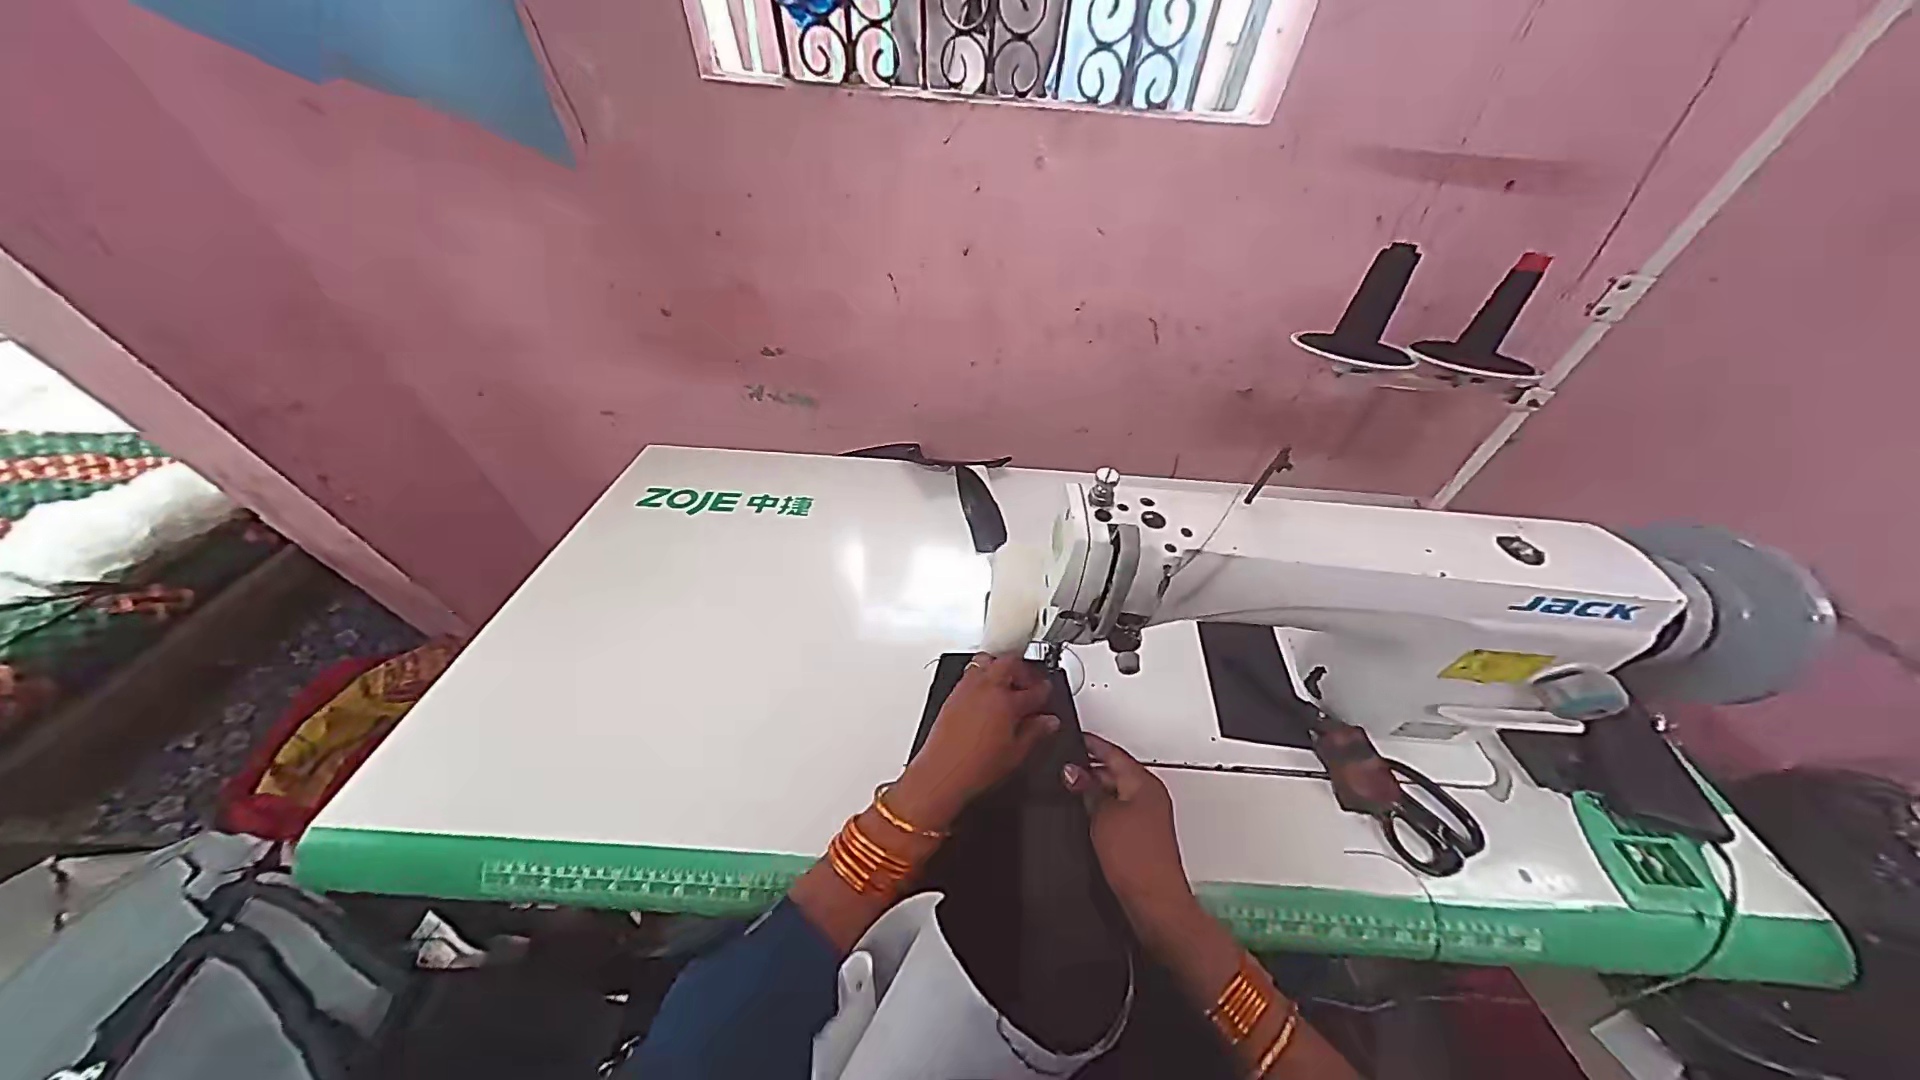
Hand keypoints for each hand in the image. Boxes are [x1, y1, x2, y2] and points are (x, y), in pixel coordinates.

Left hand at [888, 654, 1059, 829]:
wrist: (942, 772)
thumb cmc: (974, 766)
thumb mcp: (1016, 753)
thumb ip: (1035, 732)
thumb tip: (1048, 722)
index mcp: (1007, 703)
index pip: (1033, 690)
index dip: (1044, 690)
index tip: (1046, 692)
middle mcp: (987, 689)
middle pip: (1010, 664)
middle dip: (1023, 669)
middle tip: (1029, 681)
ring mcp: (968, 689)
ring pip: (987, 662)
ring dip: (1000, 667)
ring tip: (1008, 681)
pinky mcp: (953, 694)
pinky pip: (971, 673)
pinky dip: (982, 675)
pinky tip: (986, 691)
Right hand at [1062, 734, 1197, 936]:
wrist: (1154, 902)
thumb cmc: (1137, 861)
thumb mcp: (1102, 816)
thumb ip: (1087, 789)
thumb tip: (1073, 773)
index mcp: (1144, 784)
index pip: (1114, 753)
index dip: (1092, 745)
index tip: (1077, 738)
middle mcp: (1150, 797)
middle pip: (1117, 771)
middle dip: (1092, 768)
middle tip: (1067, 766)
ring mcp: (1148, 817)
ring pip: (1118, 792)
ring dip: (1097, 789)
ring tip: (1073, 789)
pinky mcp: (1143, 837)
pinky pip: (1119, 811)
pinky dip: (1103, 808)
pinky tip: (1088, 816)